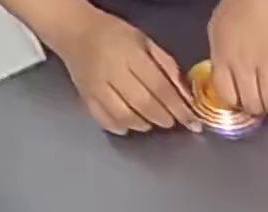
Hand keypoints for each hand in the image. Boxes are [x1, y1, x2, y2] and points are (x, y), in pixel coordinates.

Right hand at [47, 8, 199, 133]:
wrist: (73, 29)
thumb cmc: (116, 37)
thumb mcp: (146, 44)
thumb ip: (169, 70)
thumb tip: (190, 100)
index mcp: (129, 53)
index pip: (160, 88)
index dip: (180, 109)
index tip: (193, 123)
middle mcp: (111, 70)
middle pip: (145, 106)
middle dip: (164, 118)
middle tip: (170, 119)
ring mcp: (96, 86)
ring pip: (127, 118)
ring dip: (145, 124)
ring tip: (151, 118)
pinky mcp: (86, 98)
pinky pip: (108, 122)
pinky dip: (123, 127)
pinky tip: (130, 122)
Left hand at [208, 0, 267, 117]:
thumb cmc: (237, 15)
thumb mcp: (217, 36)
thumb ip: (220, 63)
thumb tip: (228, 89)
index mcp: (224, 57)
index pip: (228, 97)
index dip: (235, 104)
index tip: (241, 101)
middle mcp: (244, 63)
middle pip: (252, 105)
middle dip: (257, 108)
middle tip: (260, 101)